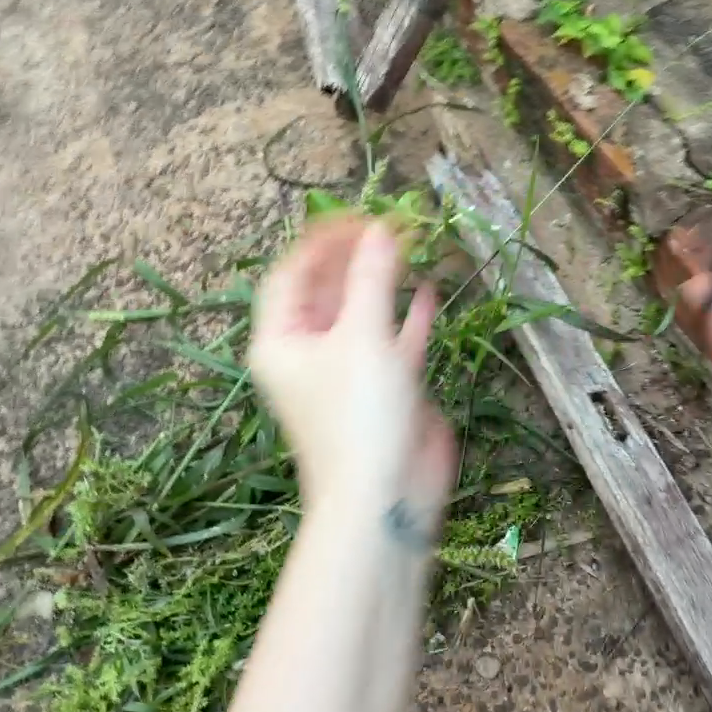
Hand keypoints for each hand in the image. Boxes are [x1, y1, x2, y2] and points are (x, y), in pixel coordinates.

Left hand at [249, 218, 455, 517]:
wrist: (385, 494)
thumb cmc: (358, 414)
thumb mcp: (361, 337)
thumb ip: (373, 279)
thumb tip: (382, 230)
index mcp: (283, 341)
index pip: (291, 275)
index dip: (320, 242)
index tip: (358, 217)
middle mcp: (311, 353)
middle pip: (328, 291)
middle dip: (355, 258)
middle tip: (389, 225)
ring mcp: (350, 371)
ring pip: (364, 314)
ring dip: (384, 282)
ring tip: (408, 246)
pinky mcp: (386, 387)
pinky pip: (395, 341)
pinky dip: (409, 318)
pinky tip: (428, 293)